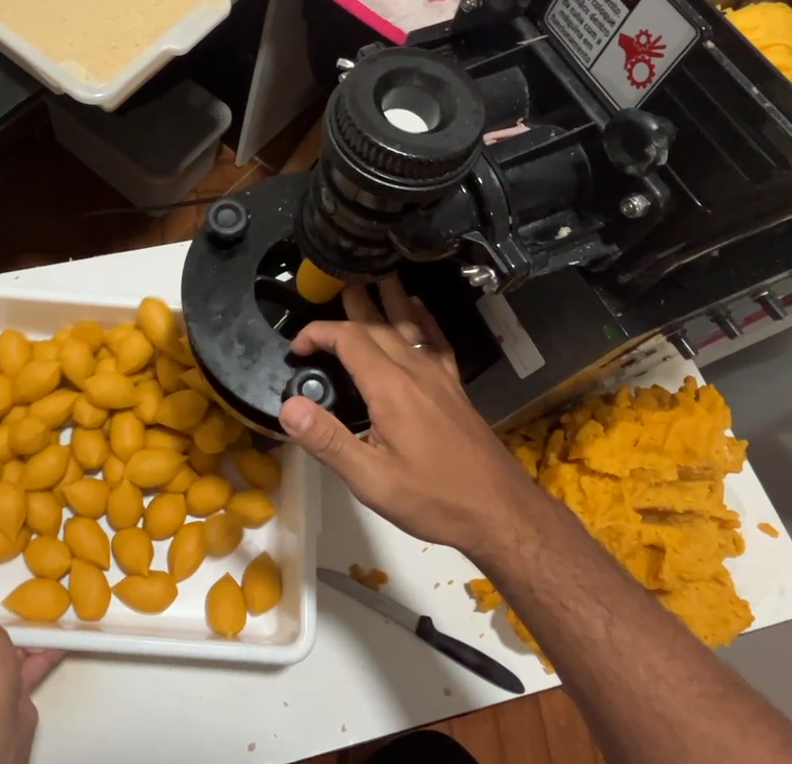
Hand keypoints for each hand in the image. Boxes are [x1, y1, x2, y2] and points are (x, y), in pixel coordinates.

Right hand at [280, 278, 529, 554]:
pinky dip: (423, 319)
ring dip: (388, 300)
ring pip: (409, 325)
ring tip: (374, 278)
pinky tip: (418, 309)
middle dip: (352, 305)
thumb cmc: (433, 499)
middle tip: (330, 285)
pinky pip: (436, 340)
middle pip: (378, 324)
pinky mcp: (455, 388)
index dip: (318, 334)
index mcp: (390, 388)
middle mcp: (415, 371)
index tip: (295, 348)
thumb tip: (289, 406)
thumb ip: (328, 440)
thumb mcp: (371, 480)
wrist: (502, 513)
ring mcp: (440, 377)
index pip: (348, 340)